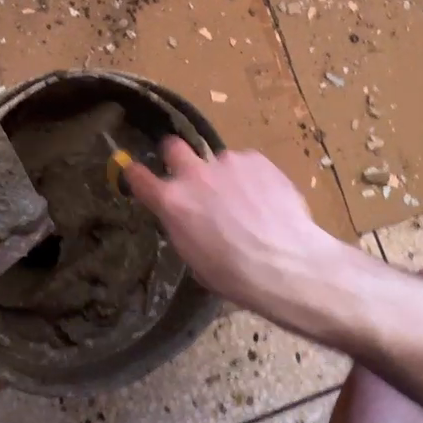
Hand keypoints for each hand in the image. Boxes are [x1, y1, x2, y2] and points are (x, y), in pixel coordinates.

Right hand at [126, 138, 351, 322]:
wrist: (287, 263)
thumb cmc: (236, 275)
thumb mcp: (194, 258)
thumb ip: (182, 225)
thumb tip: (184, 215)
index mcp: (172, 202)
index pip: (138, 177)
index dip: (134, 174)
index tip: (135, 172)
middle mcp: (193, 174)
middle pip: (173, 146)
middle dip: (177, 157)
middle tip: (191, 176)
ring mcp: (225, 162)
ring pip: (216, 161)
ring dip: (223, 176)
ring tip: (246, 203)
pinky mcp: (255, 158)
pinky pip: (246, 164)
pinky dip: (250, 178)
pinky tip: (265, 200)